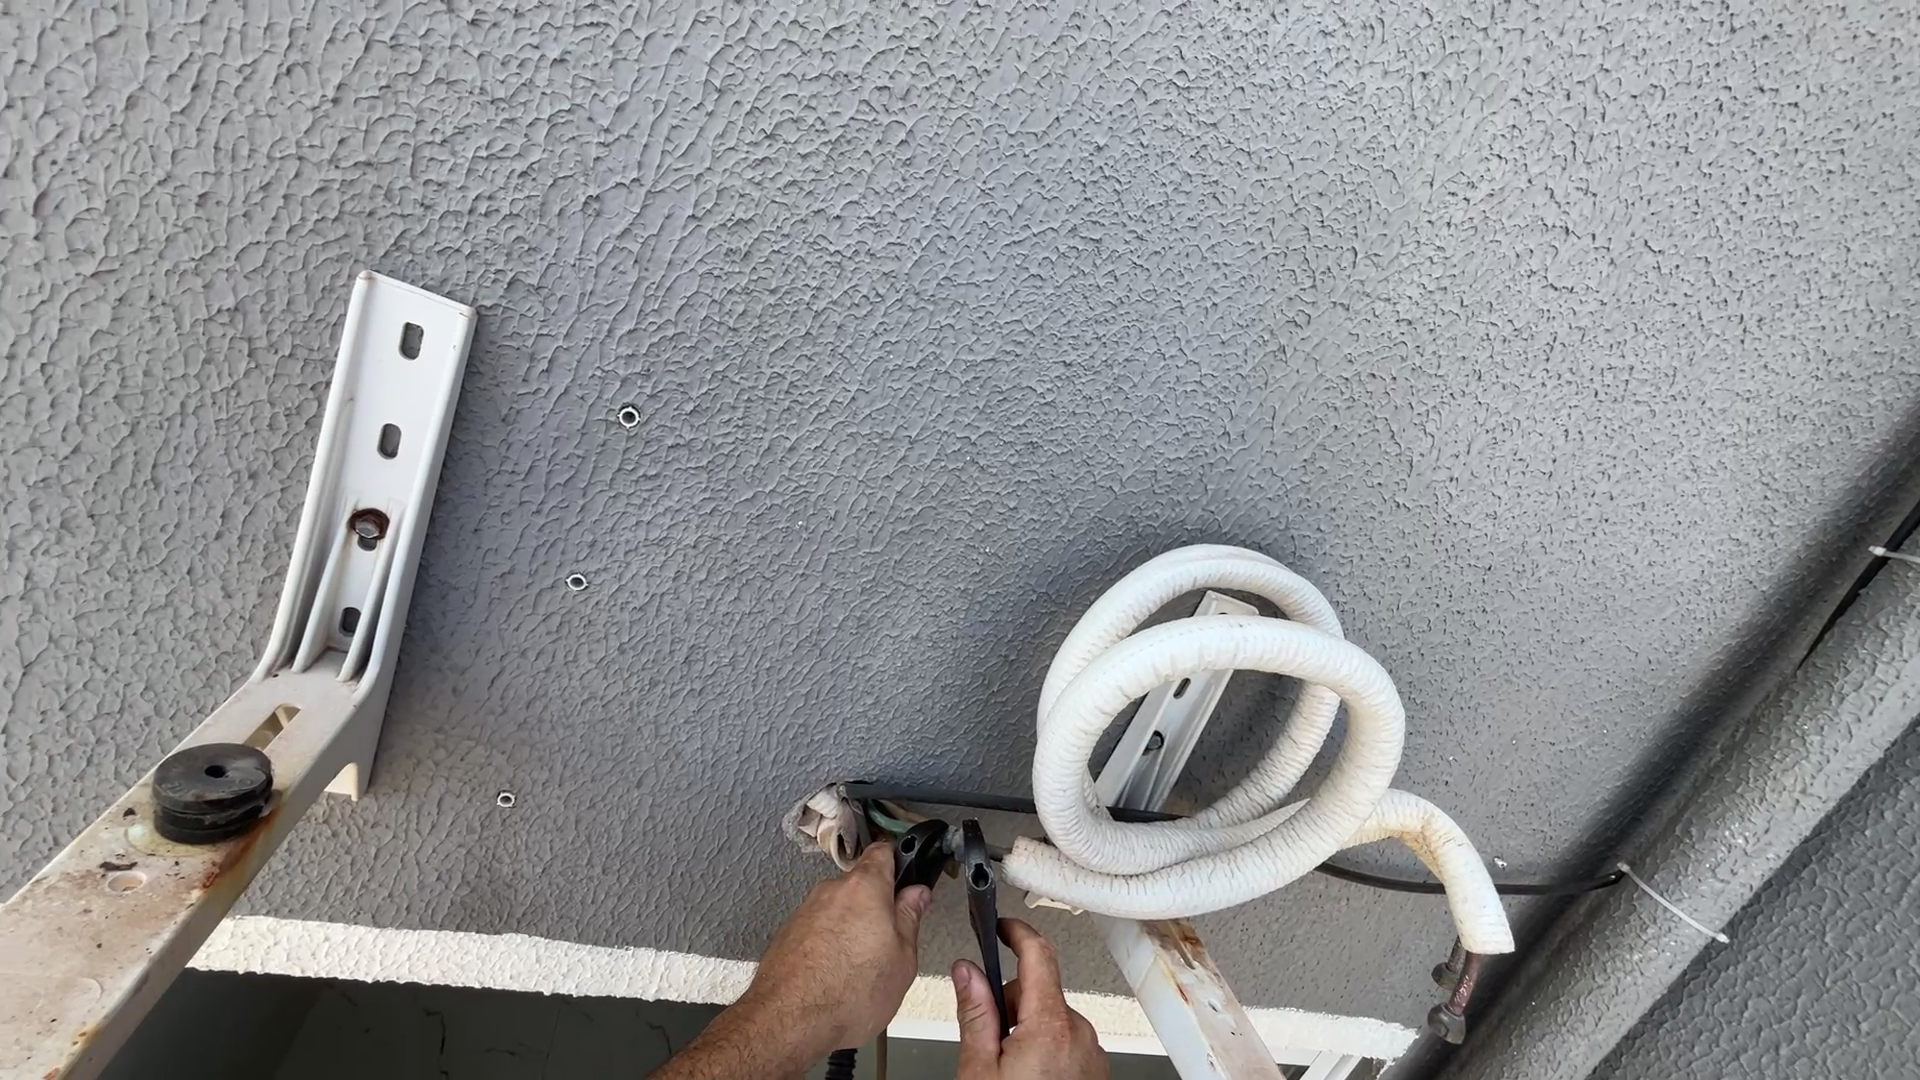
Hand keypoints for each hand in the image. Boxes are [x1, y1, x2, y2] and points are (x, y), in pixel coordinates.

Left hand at [736, 842, 932, 1059]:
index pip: (884, 852)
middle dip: (875, 907)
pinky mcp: (789, 933)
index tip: (907, 881)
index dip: (898, 862)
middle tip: (887, 939)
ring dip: (849, 930)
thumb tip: (916, 895)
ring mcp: (807, 910)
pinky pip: (818, 930)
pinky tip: (834, 977)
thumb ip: (910, 918)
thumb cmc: (845, 993)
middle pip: (861, 885)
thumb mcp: (902, 959)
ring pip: (839, 910)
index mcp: (865, 886)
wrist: (787, 1021)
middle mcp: (833, 890)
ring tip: (858, 968)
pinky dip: (827, 946)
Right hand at [953, 919, 1108, 1079]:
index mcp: (1050, 1026)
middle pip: (1039, 990)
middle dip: (1010, 1001)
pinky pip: (1068, 1041)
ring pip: (1052, 1017)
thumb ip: (975, 1015)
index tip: (1001, 925)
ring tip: (1008, 1067)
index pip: (1037, 954)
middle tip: (988, 1035)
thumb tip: (966, 971)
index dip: (1016, 932)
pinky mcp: (1096, 1071)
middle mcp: (1079, 1034)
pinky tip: (1029, 1075)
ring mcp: (1092, 1053)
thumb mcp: (979, 1072)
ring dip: (1028, 1028)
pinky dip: (1047, 1048)